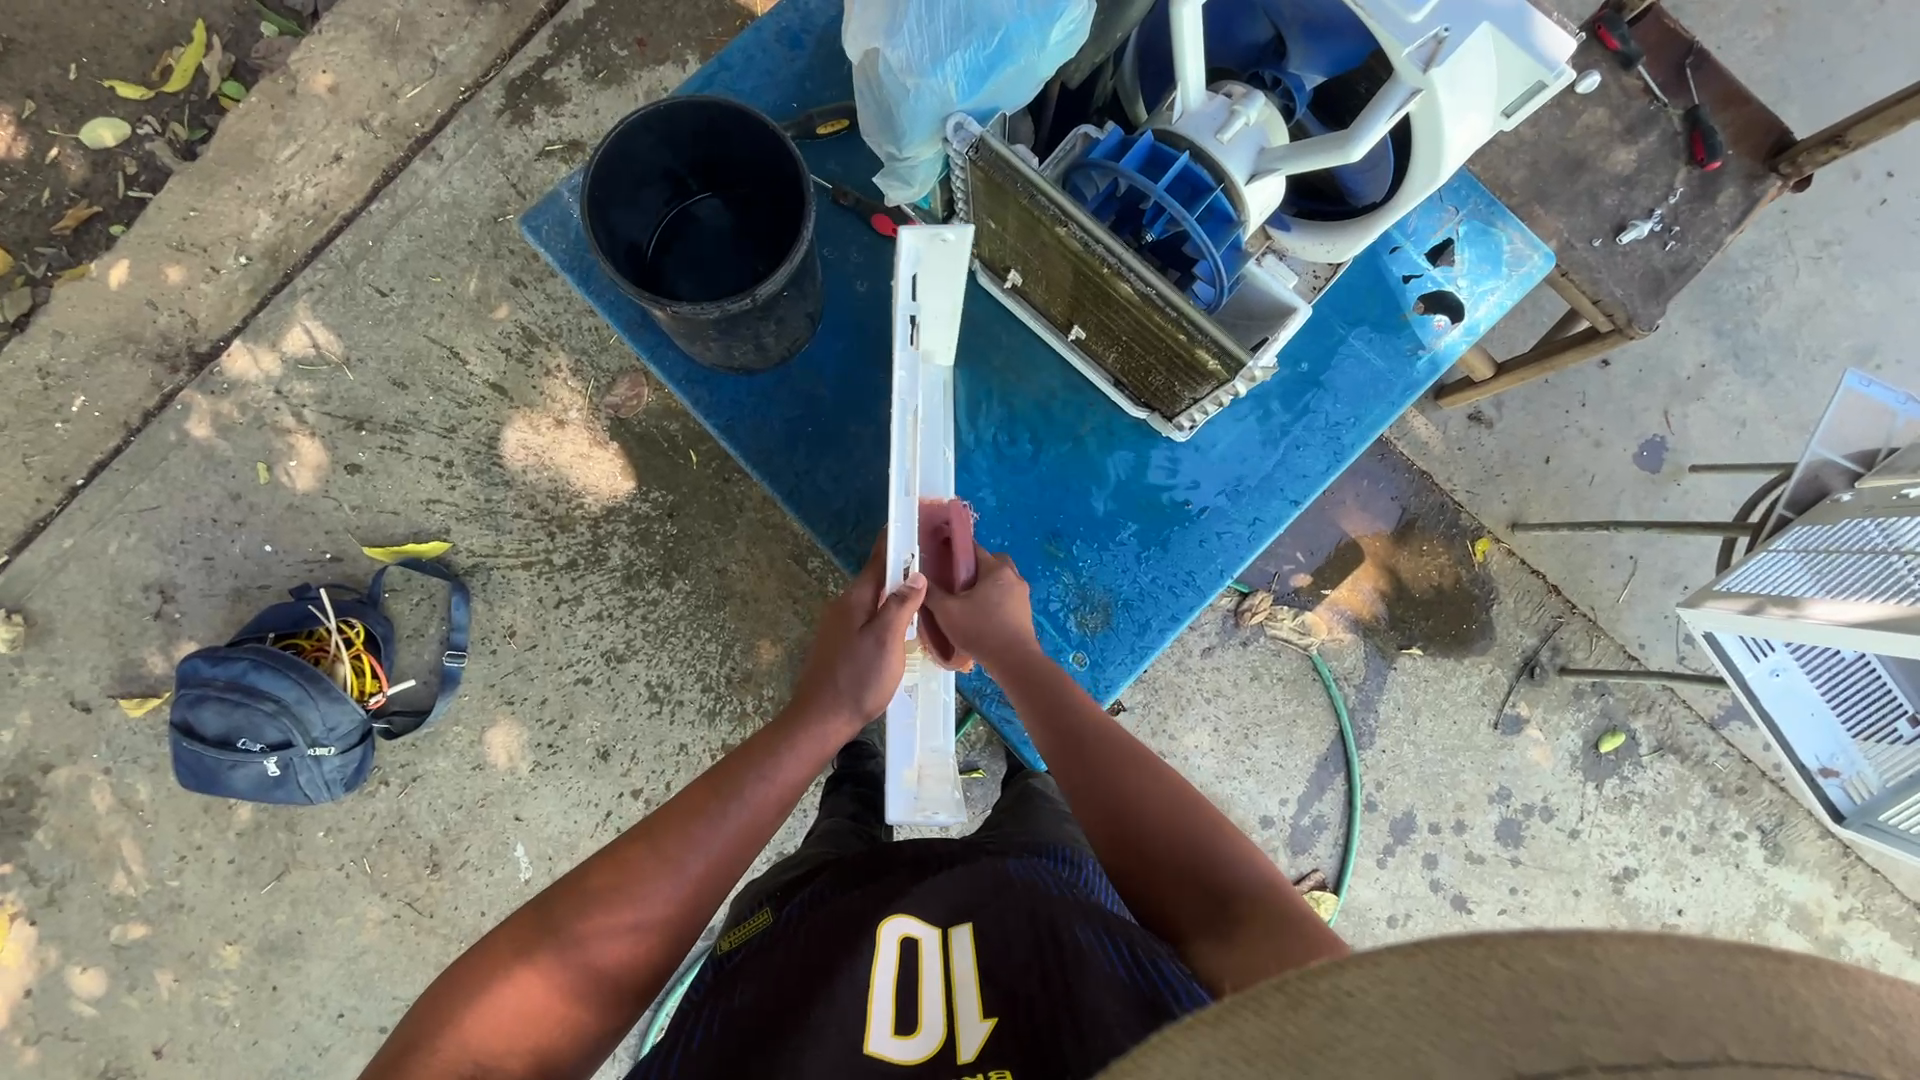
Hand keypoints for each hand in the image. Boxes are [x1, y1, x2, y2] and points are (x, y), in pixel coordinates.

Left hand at [788, 536, 926, 730]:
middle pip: (876, 580)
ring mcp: (839, 627)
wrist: (821, 719)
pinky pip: (868, 620)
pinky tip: (902, 628)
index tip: (912, 523)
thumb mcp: (887, 640)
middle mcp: (844, 606)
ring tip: (924, 595)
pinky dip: (887, 616)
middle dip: (901, 570)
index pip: (878, 560)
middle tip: (931, 564)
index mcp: (855, 599)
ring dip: (895, 596)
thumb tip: (916, 575)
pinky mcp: (840, 646)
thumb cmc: (858, 679)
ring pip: (872, 602)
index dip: (896, 542)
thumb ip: (901, 605)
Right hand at [920, 543, 1041, 671]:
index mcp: (996, 570)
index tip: (944, 559)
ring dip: (989, 585)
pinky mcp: (1026, 612)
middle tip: (960, 583)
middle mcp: (1013, 577)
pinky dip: (997, 600)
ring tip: (970, 601)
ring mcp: (1023, 595)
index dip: (958, 551)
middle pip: (994, 562)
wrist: (1014, 660)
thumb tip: (920, 580)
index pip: (976, 549)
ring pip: (1003, 580)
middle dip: (978, 568)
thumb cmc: (980, 630)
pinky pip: (1009, 597)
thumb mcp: (947, 612)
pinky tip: (983, 616)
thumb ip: (932, 593)